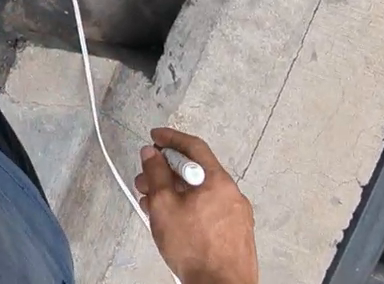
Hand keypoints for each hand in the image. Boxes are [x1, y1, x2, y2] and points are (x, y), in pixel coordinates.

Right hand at [135, 128, 257, 283]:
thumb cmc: (193, 247)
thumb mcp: (163, 204)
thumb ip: (155, 172)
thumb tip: (151, 152)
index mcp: (219, 182)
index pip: (195, 146)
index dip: (170, 138)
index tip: (153, 137)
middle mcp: (233, 195)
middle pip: (196, 171)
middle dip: (166, 171)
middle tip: (145, 179)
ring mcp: (238, 217)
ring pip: (200, 192)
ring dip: (174, 191)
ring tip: (151, 204)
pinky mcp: (237, 235)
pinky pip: (209, 209)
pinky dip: (188, 207)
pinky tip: (171, 219)